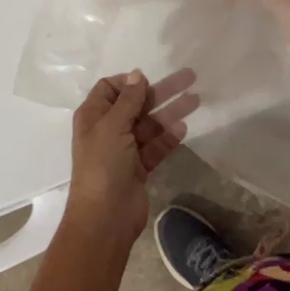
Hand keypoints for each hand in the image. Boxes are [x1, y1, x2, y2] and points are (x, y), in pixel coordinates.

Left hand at [66, 69, 199, 245]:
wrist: (105, 217)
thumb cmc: (103, 165)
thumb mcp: (112, 126)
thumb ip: (128, 100)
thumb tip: (136, 74)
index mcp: (93, 116)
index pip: (109, 89)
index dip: (129, 82)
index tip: (149, 80)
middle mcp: (108, 130)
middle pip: (136, 104)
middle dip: (160, 92)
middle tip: (189, 78)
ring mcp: (124, 150)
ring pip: (150, 125)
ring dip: (170, 112)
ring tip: (196, 99)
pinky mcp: (139, 167)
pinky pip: (155, 146)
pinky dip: (168, 137)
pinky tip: (183, 128)